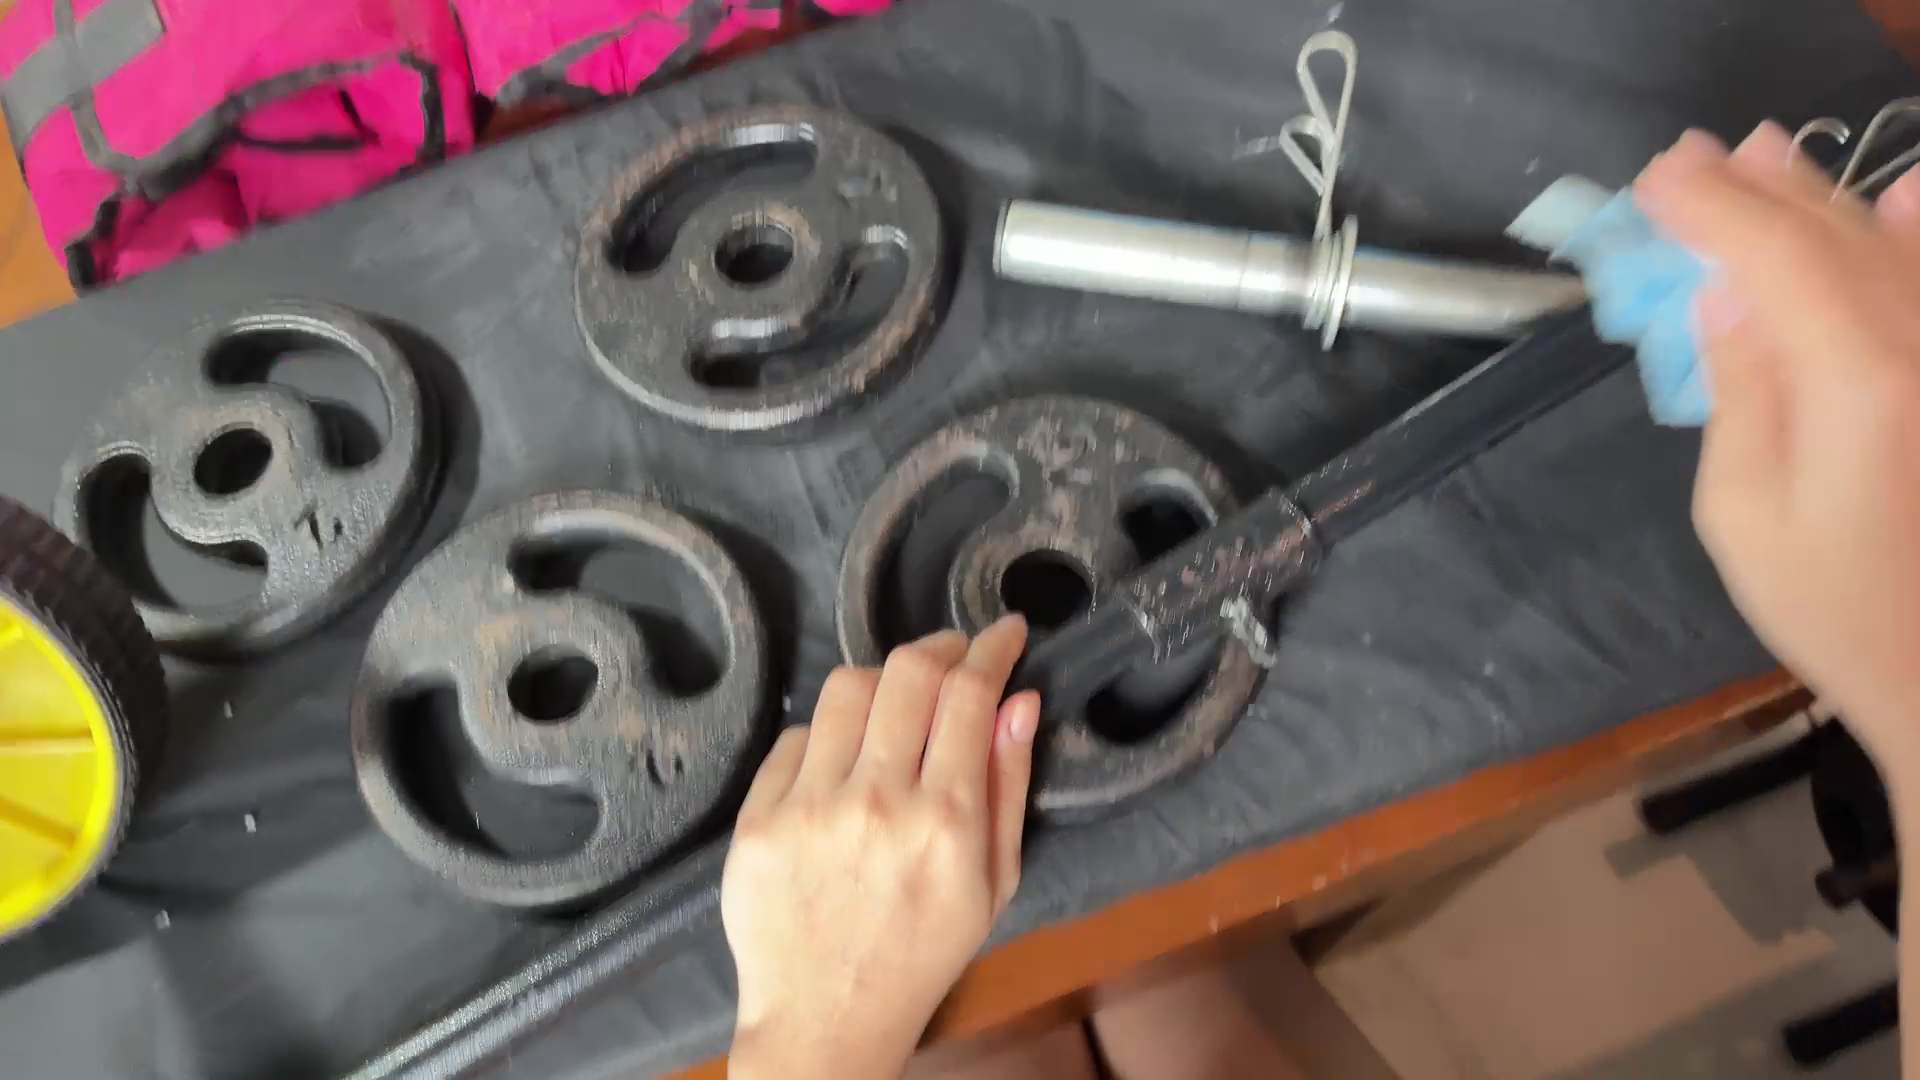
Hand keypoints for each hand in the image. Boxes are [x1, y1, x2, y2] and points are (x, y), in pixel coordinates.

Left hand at [721, 616, 1040, 1079]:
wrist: (826, 1019)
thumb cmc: (925, 951)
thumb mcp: (995, 880)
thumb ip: (1008, 782)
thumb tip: (1020, 698)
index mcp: (946, 819)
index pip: (970, 692)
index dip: (993, 645)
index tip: (1006, 628)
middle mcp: (877, 800)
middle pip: (909, 670)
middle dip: (942, 643)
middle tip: (955, 653)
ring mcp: (809, 805)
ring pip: (849, 685)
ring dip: (885, 678)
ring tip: (899, 701)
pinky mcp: (758, 816)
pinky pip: (799, 733)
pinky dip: (832, 730)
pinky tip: (845, 757)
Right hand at [1637, 122, 1919, 786]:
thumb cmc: (1824, 600)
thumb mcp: (1741, 509)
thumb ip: (1741, 396)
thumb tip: (1722, 306)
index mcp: (1862, 389)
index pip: (1777, 268)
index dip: (1713, 214)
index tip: (1656, 181)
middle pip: (1838, 245)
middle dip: (1758, 193)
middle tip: (1689, 154)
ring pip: (1892, 253)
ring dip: (1821, 199)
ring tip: (1758, 157)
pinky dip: (1915, 235)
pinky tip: (1903, 194)